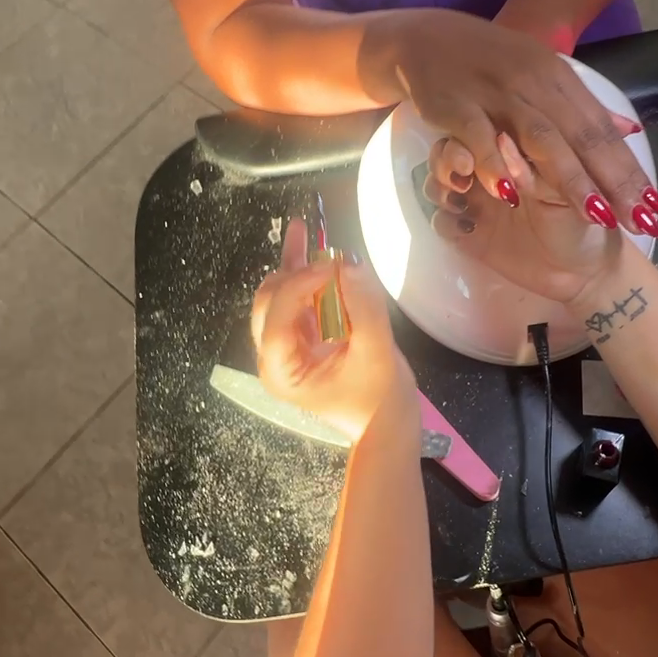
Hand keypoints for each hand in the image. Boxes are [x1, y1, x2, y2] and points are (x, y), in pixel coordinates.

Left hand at [252, 218, 414, 440]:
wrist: (388, 426)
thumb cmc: (381, 399)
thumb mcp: (377, 353)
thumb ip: (364, 307)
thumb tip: (350, 263)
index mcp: (282, 370)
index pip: (278, 316)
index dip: (300, 284)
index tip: (332, 265)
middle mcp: (276, 357)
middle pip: (269, 302)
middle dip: (292, 272)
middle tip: (324, 251)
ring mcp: (289, 346)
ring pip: (279, 295)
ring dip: (293, 265)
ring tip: (303, 229)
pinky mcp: (305, 338)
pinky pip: (297, 300)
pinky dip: (304, 274)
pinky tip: (306, 242)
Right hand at [369, 9, 657, 236]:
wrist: (426, 40)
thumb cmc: (488, 65)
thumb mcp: (542, 76)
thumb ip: (582, 107)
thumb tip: (631, 131)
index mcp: (559, 79)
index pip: (603, 131)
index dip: (630, 171)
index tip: (657, 209)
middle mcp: (535, 84)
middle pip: (582, 137)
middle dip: (615, 182)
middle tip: (641, 222)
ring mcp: (496, 94)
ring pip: (541, 139)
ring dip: (570, 179)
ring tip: (597, 215)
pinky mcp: (458, 105)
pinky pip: (479, 138)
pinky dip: (495, 165)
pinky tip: (511, 195)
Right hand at [432, 133, 627, 305]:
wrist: (582, 275)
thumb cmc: (585, 225)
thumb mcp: (563, 195)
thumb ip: (532, 169)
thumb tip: (501, 138)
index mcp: (516, 154)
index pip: (483, 131)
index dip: (471, 136)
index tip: (475, 153)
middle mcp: (490, 172)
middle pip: (449, 151)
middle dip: (446, 159)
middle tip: (460, 177)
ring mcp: (476, 202)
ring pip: (437, 181)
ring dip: (439, 186)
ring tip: (458, 200)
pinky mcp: (466, 233)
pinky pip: (439, 219)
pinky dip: (445, 219)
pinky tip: (467, 228)